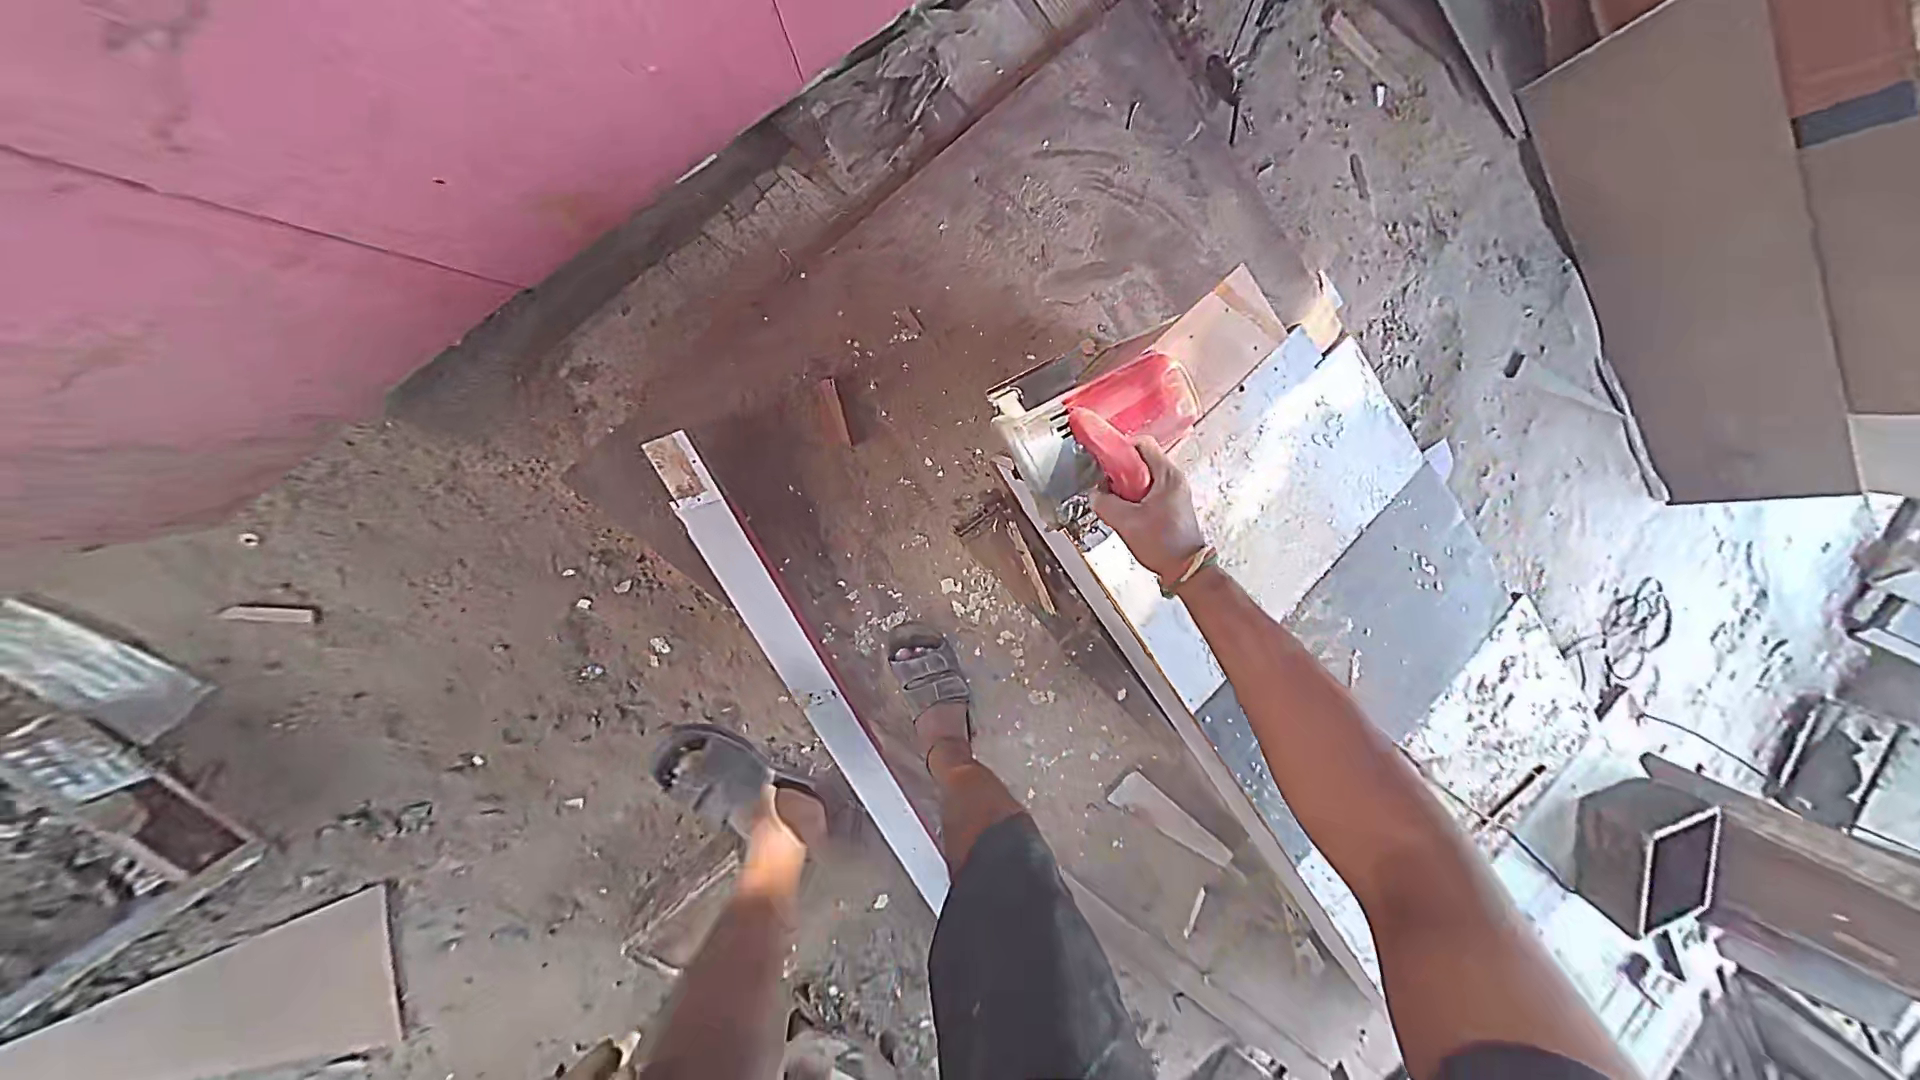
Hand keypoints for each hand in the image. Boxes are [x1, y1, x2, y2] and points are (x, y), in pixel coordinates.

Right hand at [1089, 435, 1206, 579]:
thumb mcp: (1126, 522)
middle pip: (1142, 459)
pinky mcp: (1171, 505)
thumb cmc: (1163, 544)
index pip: (1142, 444)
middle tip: (1107, 485)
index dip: (1121, 448)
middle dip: (1120, 470)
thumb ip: (1105, 504)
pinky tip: (1126, 511)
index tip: (1105, 461)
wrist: (1185, 568)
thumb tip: (1094, 495)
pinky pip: (1148, 490)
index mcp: (1168, 475)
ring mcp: (1174, 492)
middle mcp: (1174, 479)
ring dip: (1126, 485)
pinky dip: (1134, 496)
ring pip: (1144, 476)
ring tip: (1115, 500)